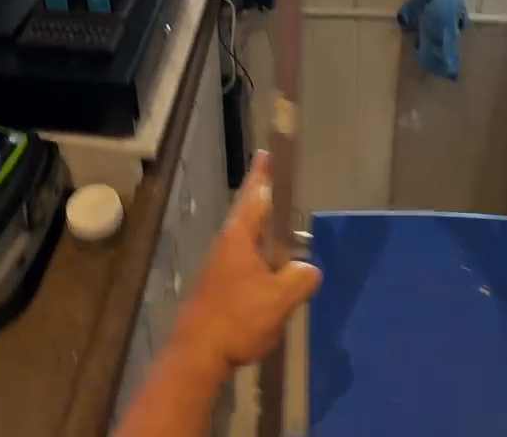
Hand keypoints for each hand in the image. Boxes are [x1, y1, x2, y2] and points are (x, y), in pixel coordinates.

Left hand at [168, 151, 321, 377]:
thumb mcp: (279, 299)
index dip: (264, 174)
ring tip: (284, 230)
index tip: (269, 153)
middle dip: (265, 198)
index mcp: (239, 236)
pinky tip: (273, 270)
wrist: (197, 353)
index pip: (256, 195)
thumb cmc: (237, 318)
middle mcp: (227, 243)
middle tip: (279, 183)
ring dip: (265, 231)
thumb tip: (309, 268)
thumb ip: (299, 279)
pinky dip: (261, 255)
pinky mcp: (220, 284)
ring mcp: (220, 264)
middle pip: (249, 212)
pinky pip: (246, 259)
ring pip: (248, 238)